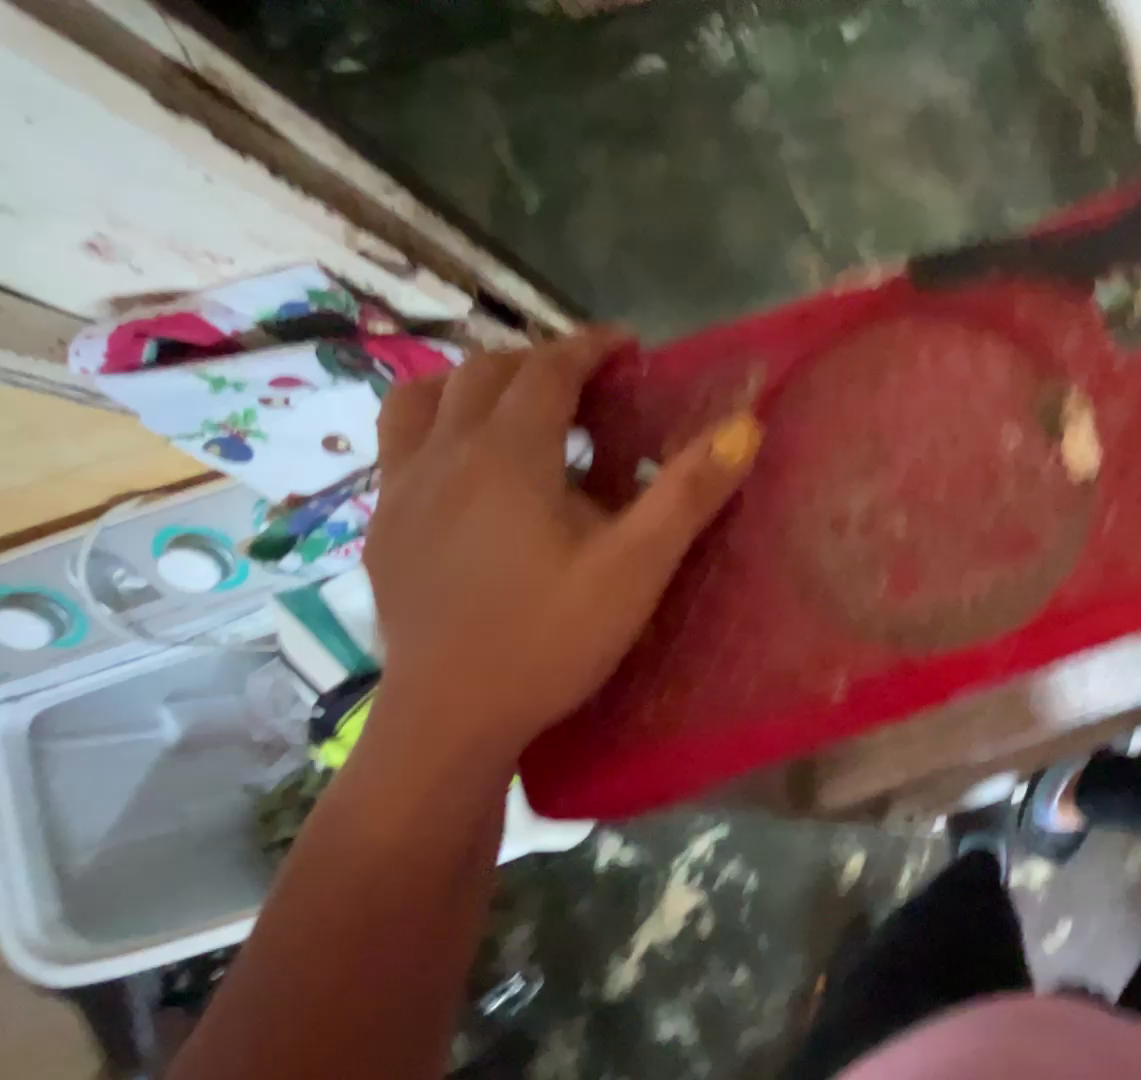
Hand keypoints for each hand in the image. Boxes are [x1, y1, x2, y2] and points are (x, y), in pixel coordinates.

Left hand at [365, 329, 760, 762]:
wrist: (452, 717)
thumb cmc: (552, 639)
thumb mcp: (636, 568)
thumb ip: (689, 492)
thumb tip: (745, 426)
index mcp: (508, 457)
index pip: (546, 370)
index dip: (589, 347)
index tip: (627, 345)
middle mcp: (443, 455)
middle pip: (484, 372)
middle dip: (539, 361)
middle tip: (588, 382)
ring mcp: (400, 490)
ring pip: (425, 398)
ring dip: (476, 383)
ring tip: (518, 406)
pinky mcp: (382, 526)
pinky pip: (401, 443)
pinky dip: (441, 425)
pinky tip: (469, 469)